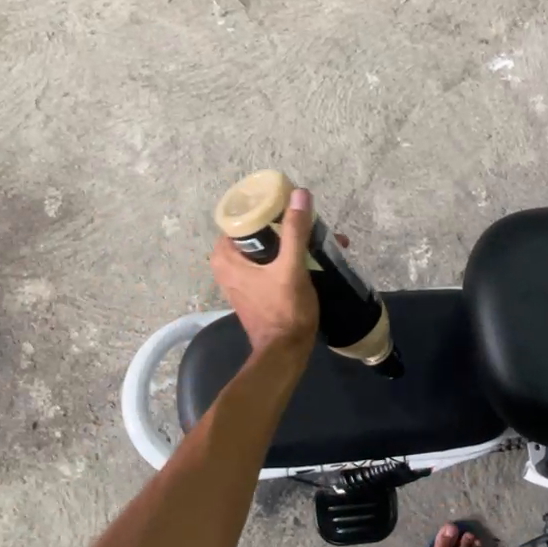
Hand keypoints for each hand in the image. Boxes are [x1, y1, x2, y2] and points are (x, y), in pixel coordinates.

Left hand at [209, 187, 319, 354]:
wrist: (285, 352)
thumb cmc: (285, 310)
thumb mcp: (291, 267)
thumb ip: (295, 230)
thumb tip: (299, 194)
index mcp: (225, 256)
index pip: (245, 217)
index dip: (272, 209)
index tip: (296, 208)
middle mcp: (227, 265)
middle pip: (260, 232)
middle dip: (289, 226)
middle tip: (314, 225)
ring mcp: (241, 279)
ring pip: (268, 248)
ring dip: (294, 242)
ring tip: (322, 241)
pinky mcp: (255, 290)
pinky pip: (271, 263)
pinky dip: (290, 257)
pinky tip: (316, 258)